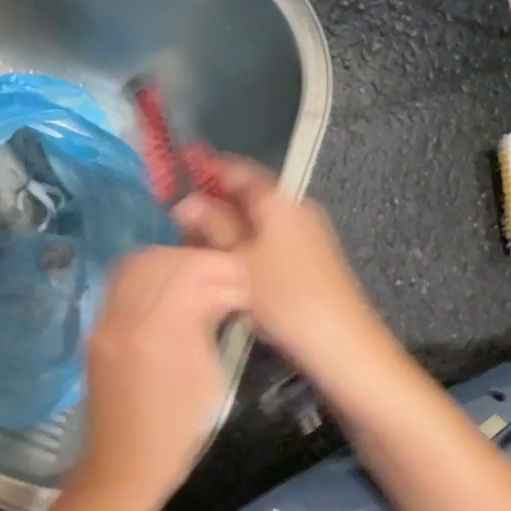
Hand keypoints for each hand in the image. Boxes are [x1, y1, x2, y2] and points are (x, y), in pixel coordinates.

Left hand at [72, 246, 248, 508]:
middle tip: (222, 283)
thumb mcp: (211, 376)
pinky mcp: (95, 332)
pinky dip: (146, 280)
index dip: (221, 268)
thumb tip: (220, 292)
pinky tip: (169, 300)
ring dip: (169, 266)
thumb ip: (210, 323)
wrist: (124, 465)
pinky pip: (119, 287)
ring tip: (197, 287)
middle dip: (196, 262)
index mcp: (158, 329)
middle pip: (159, 259)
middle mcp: (123, 317)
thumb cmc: (179, 431)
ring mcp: (104, 323)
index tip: (242, 286)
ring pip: (134, 266)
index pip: (188, 267)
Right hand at [171, 156, 385, 379]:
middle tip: (172, 219)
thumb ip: (211, 228)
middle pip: (244, 198)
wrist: (338, 342)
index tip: (175, 170)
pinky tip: (215, 269)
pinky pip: (261, 245)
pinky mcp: (302, 262)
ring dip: (219, 232)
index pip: (237, 171)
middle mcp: (292, 210)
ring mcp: (300, 236)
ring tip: (186, 246)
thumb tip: (184, 202)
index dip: (206, 167)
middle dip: (208, 206)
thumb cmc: (286, 297)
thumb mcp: (237, 262)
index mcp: (278, 201)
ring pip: (251, 224)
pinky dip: (235, 250)